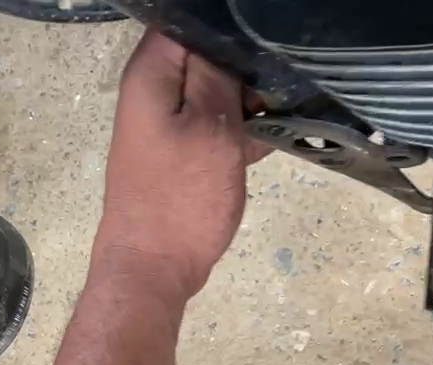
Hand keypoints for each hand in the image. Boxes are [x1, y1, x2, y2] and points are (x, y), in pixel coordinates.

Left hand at [91, 30, 265, 301]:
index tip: (265, 45)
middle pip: (207, 55)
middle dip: (244, 65)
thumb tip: (228, 42)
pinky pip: (215, 129)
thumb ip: (221, 74)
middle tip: (279, 83)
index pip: (194, 20)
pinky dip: (240, 132)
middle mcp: (153, 92)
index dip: (232, 29)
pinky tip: (270, 141)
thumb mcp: (213, 128)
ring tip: (280, 113)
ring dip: (248, 102)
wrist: (153, 271)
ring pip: (216, 94)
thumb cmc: (181, 202)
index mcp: (152, 71)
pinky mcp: (180, 157)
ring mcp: (167, 127)